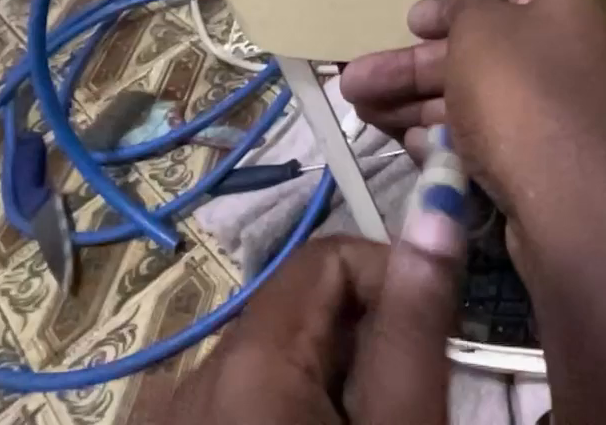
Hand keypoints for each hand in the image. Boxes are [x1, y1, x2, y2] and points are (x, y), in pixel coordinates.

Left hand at [144, 214, 465, 423]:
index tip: (427, 334)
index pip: (329, 257)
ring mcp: (168, 418)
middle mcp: (188, 376)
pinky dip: (282, 405)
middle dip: (360, 334)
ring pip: (273, 355)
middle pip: (300, 307)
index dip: (388, 278)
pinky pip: (237, 397)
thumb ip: (416, 319)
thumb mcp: (401, 424)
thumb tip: (438, 202)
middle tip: (398, 398)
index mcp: (245, 360)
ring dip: (326, 373)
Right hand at [341, 0, 605, 227]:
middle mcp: (577, 59)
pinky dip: (453, 142)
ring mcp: (570, 118)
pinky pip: (497, 143)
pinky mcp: (558, 170)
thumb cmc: (525, 97)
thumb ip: (468, 1)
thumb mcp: (484, 30)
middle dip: (414, 69)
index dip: (448, 11)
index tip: (406, 23)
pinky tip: (408, 148)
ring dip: (420, 106)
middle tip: (355, 83)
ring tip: (360, 115)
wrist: (586, 210)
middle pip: (483, 56)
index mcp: (569, 12)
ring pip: (483, 102)